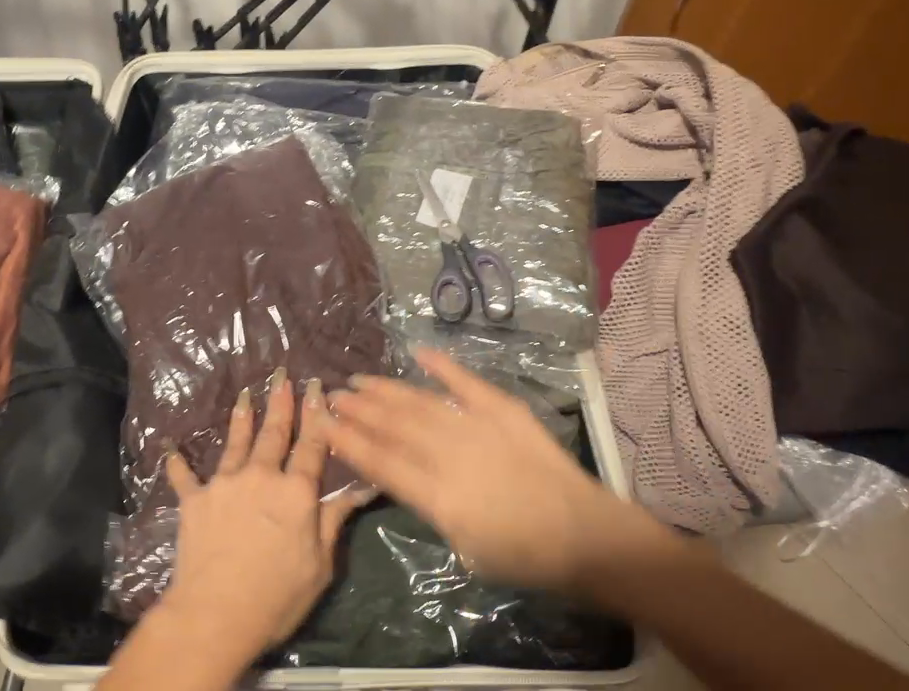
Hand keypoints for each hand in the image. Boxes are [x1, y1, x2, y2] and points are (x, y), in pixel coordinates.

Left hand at [151, 371, 373, 660]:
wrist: (215, 613)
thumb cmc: (276, 596)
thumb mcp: (320, 565)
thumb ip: (335, 521)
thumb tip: (361, 488)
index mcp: (296, 492)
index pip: (312, 446)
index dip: (316, 415)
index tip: (317, 386)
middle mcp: (261, 477)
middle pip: (274, 433)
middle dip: (280, 402)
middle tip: (282, 374)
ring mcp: (224, 484)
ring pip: (236, 442)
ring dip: (241, 417)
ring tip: (245, 393)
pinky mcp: (194, 500)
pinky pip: (184, 477)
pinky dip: (177, 463)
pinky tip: (170, 449)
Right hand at [325, 348, 678, 597]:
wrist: (585, 536)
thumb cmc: (523, 557)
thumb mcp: (465, 548)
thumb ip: (430, 508)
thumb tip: (403, 477)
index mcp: (439, 498)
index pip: (382, 463)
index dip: (349, 442)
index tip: (324, 423)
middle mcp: (451, 455)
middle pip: (394, 427)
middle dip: (359, 410)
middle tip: (331, 394)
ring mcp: (478, 427)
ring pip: (420, 403)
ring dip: (386, 390)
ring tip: (359, 379)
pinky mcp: (504, 410)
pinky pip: (466, 383)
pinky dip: (441, 366)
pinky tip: (418, 353)